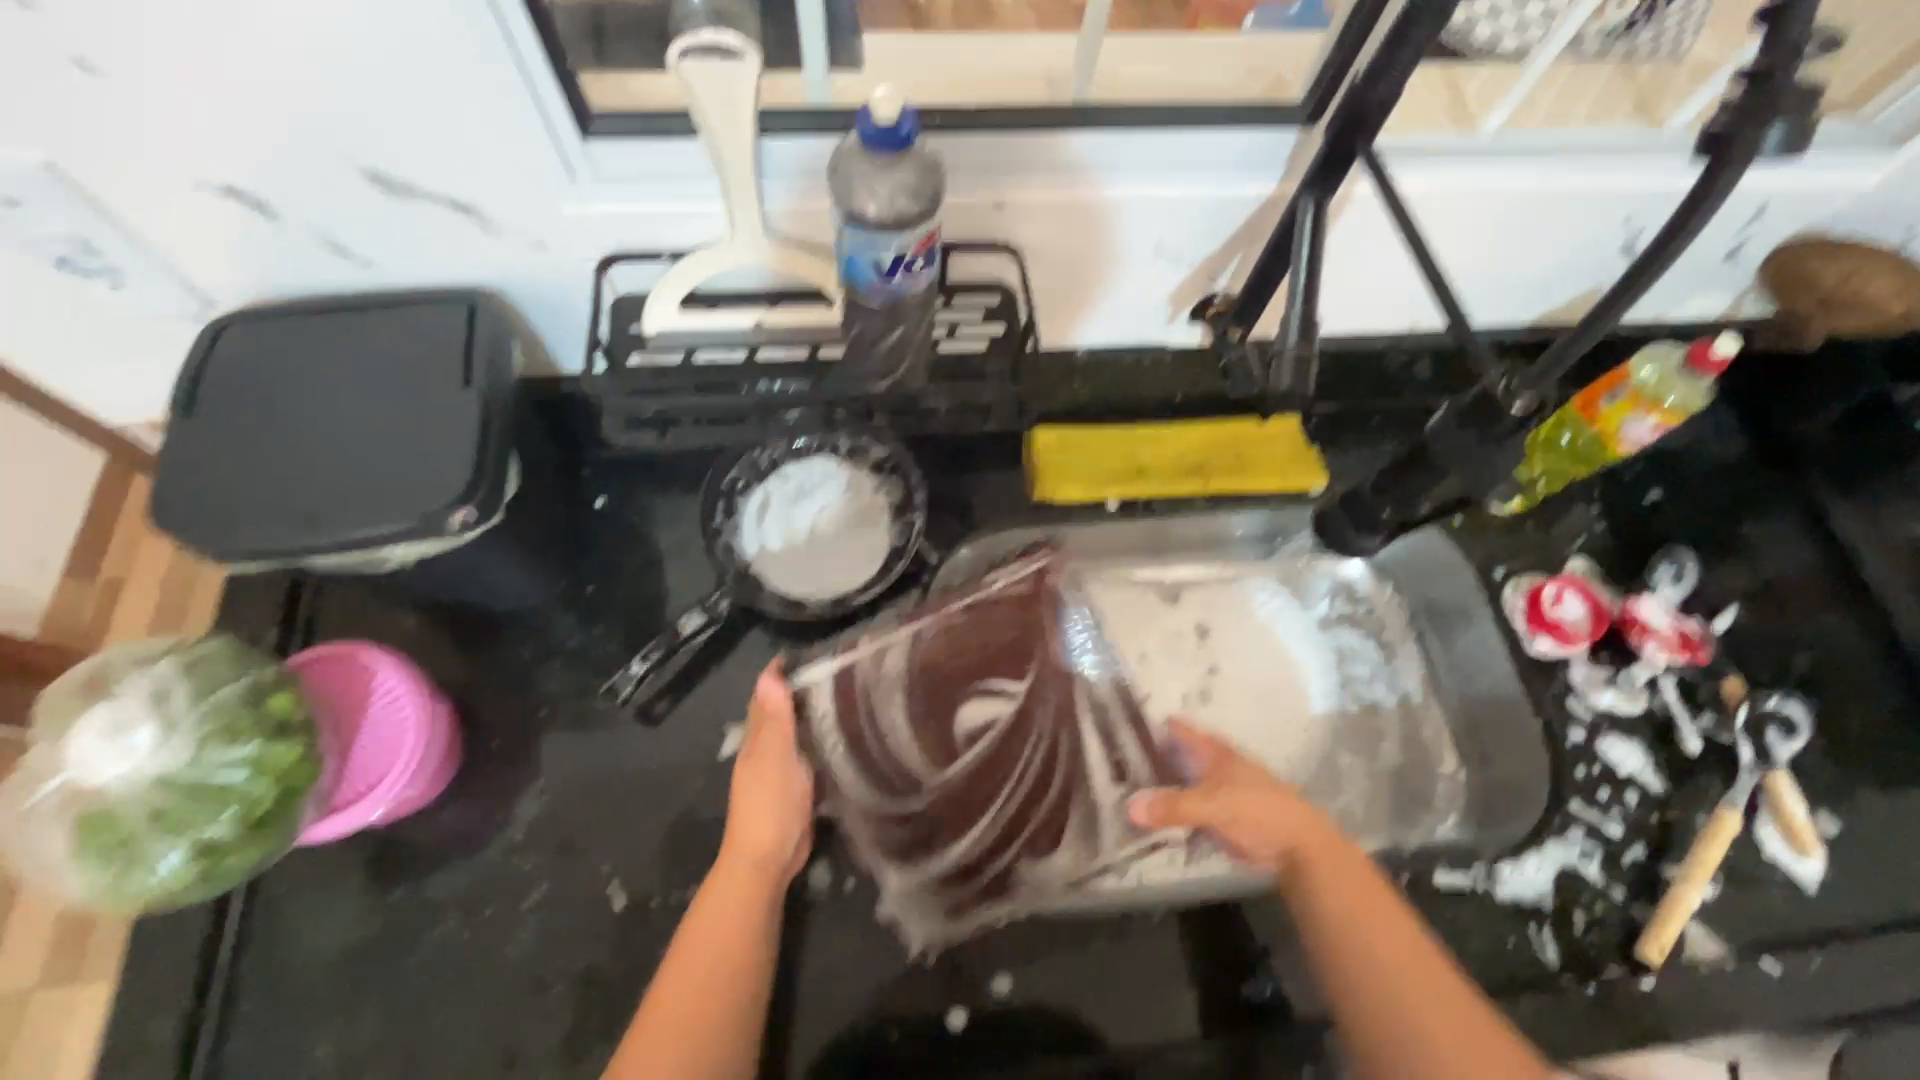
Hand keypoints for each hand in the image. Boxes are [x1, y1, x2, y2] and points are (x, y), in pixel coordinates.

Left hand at [716, 659, 815, 889]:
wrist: (768, 860)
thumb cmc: (770, 806)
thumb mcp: (775, 758)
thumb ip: (775, 719)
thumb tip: (768, 676)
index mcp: (757, 740)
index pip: (765, 696)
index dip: (780, 674)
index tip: (807, 652)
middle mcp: (764, 750)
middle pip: (778, 712)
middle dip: (797, 690)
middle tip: (833, 669)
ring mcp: (779, 771)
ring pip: (793, 734)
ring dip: (808, 716)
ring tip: (842, 697)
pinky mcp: (795, 790)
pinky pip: (805, 756)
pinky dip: (817, 742)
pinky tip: (838, 740)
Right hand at [1127, 719, 1337, 877]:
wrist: (1297, 847)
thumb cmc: (1259, 811)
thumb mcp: (1214, 805)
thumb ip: (1174, 806)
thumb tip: (1130, 807)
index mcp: (1215, 752)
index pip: (1180, 729)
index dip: (1154, 724)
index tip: (1122, 721)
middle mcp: (1212, 767)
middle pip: (1175, 756)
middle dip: (1147, 757)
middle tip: (1111, 758)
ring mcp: (1214, 793)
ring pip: (1177, 783)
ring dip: (1154, 786)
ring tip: (1121, 787)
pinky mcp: (1216, 819)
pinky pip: (1182, 810)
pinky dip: (1165, 812)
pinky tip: (1144, 816)